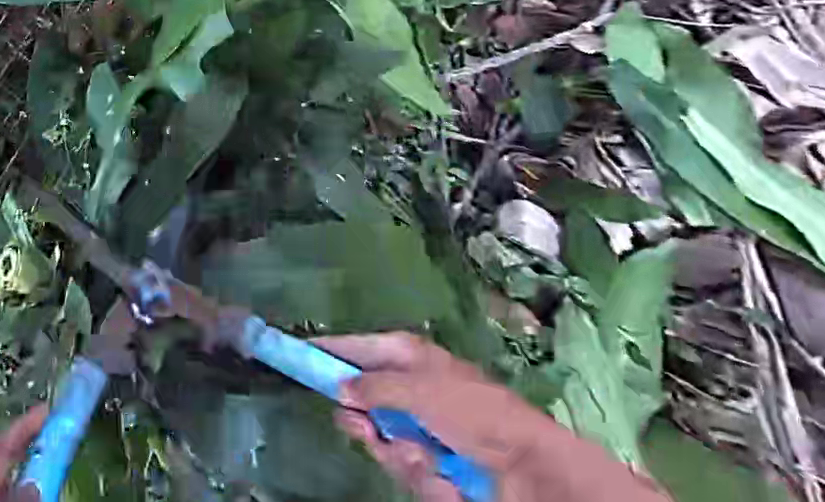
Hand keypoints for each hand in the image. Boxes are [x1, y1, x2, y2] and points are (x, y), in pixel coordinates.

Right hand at [315, 333, 670, 501]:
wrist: (532, 472)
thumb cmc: (473, 412)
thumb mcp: (416, 388)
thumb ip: (371, 386)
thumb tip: (338, 388)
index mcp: (406, 357)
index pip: (354, 348)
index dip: (326, 352)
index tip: (293, 356)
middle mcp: (409, 390)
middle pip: (360, 400)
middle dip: (362, 420)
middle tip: (363, 429)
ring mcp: (421, 431)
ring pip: (379, 441)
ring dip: (397, 453)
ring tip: (424, 458)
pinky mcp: (433, 470)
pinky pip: (405, 471)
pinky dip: (420, 476)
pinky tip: (443, 477)